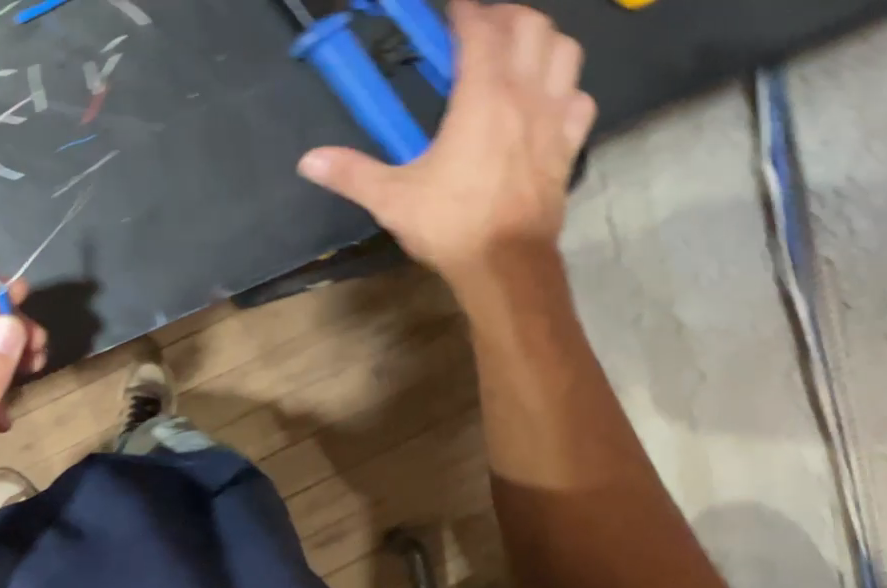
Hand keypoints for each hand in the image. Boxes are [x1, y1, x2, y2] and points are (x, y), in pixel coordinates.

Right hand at [297, 1, 595, 278]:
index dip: (465, 14)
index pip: (480, 32)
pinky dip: (564, 87)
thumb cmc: (449, 225)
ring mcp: (554, 118)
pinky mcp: (569, 144)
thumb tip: (308, 162)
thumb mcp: (392, 199)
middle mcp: (525, 95)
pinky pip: (578, 97)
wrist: (505, 263)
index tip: (452, 10)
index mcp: (482, 98)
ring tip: (518, 51)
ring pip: (564, 51)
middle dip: (506, 17)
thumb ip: (352, 174)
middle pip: (530, 27)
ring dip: (542, 40)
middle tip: (482, 26)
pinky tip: (546, 100)